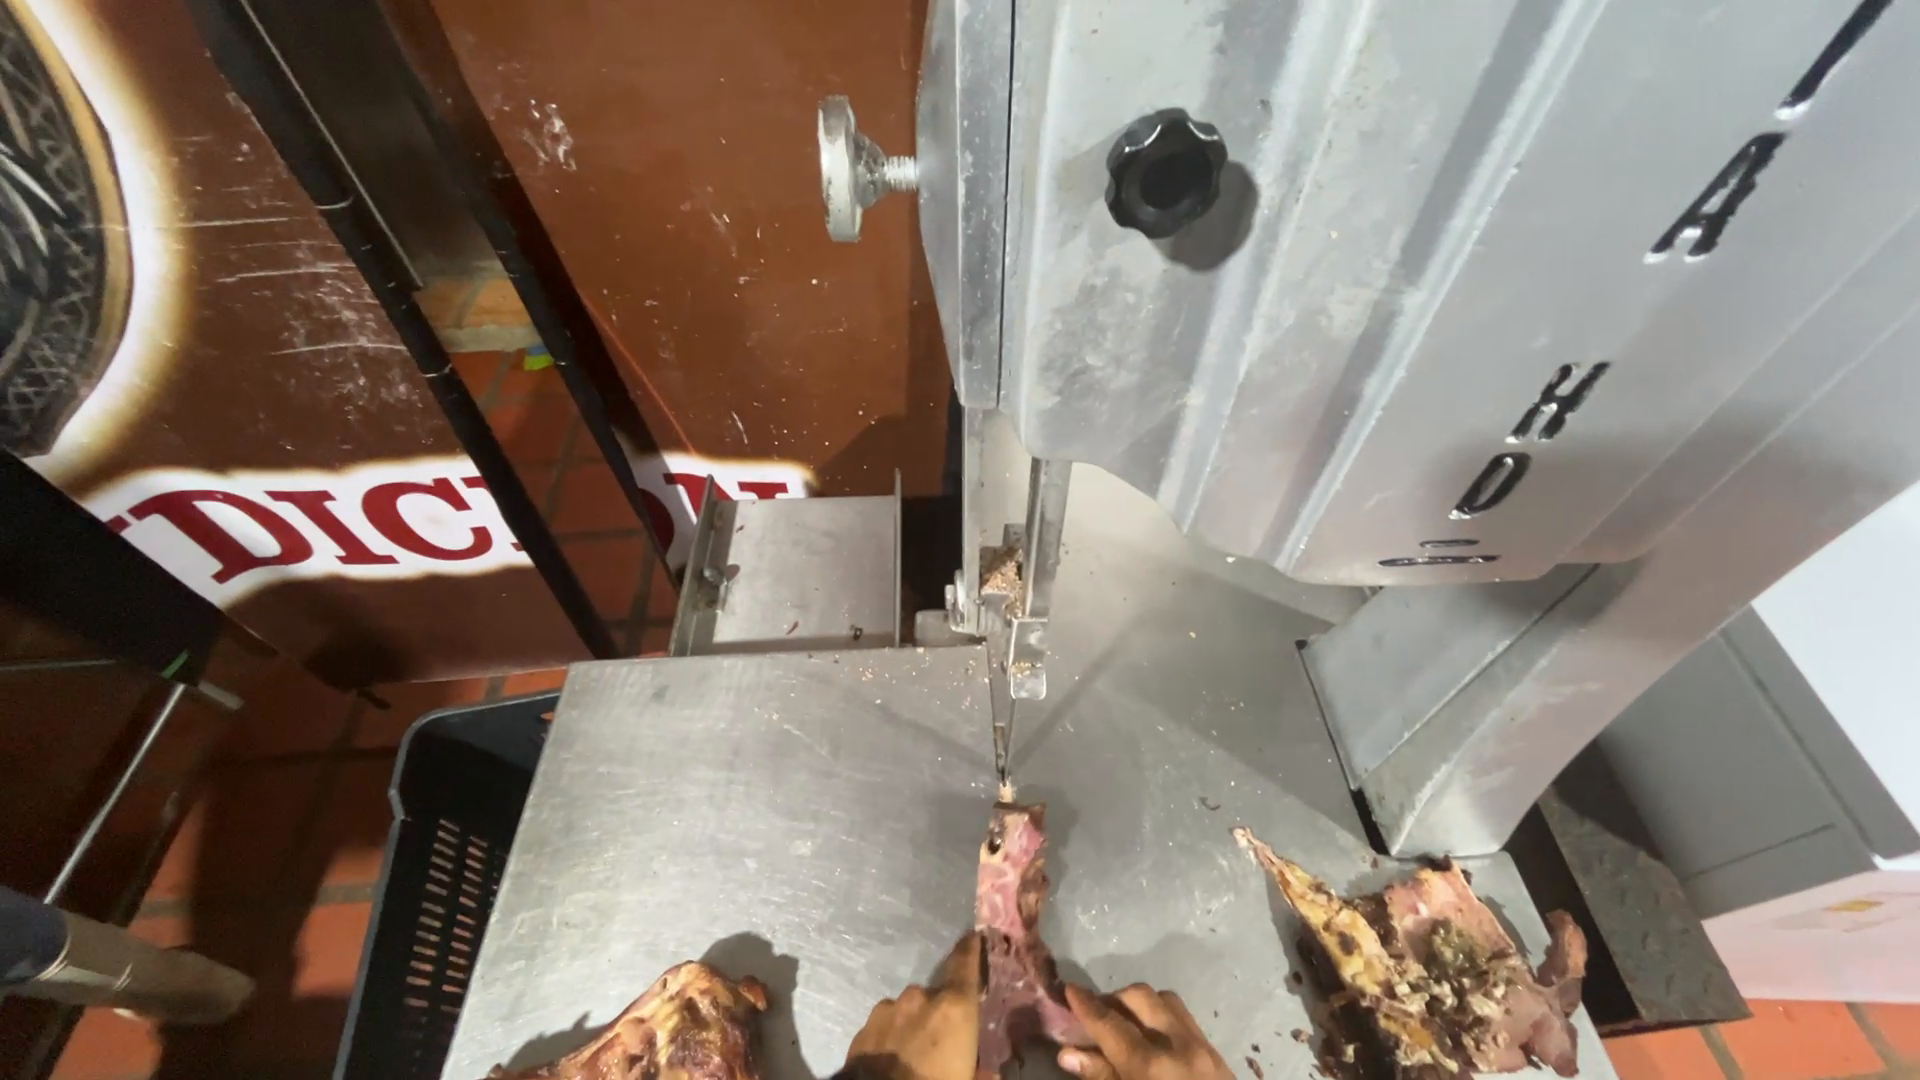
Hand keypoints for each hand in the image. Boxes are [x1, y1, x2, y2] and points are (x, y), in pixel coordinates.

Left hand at [842, 933, 983, 1079]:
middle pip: (936, 996)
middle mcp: (921, 998)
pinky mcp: (864, 1027)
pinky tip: (893, 1057)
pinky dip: (892, 1036)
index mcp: (953, 1007)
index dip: (970, 950)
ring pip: (907, 1011)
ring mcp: (889, 1009)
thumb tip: (990, 1074)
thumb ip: (981, 1072)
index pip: (965, 965)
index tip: (972, 937)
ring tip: (914, 1052)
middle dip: (939, 1013)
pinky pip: (886, 1026)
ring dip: (913, 1025)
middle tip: (942, 1039)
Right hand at [1057, 983, 1232, 1079]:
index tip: (1069, 989)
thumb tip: (1068, 1054)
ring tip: (1125, 1022)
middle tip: (1096, 1016)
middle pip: (1138, 997)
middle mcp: (1177, 1046)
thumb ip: (1104, 1079)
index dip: (1086, 1005)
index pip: (1110, 1024)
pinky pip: (1184, 1017)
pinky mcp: (1217, 1054)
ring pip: (1165, 999)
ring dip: (1140, 1003)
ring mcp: (1201, 1047)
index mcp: (1151, 1068)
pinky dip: (1162, 1014)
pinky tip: (1154, 1035)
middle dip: (1113, 999)